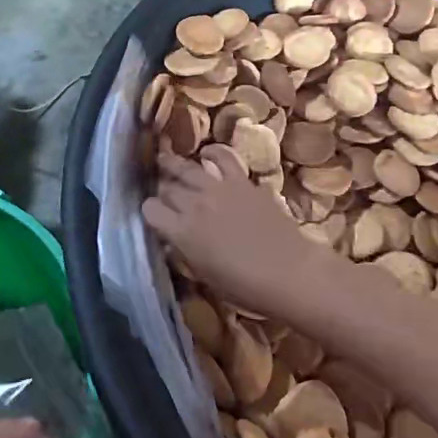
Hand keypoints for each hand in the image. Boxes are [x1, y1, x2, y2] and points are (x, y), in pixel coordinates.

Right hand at [142, 151, 331, 312]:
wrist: (288, 270)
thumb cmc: (245, 285)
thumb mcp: (204, 275)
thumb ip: (185, 252)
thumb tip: (174, 239)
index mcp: (181, 232)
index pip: (150, 210)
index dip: (149, 212)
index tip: (154, 215)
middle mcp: (194, 204)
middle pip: (167, 188)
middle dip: (162, 190)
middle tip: (163, 192)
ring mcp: (218, 188)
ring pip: (186, 168)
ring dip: (173, 164)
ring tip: (165, 160)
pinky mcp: (242, 181)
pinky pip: (222, 157)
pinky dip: (212, 152)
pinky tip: (206, 153)